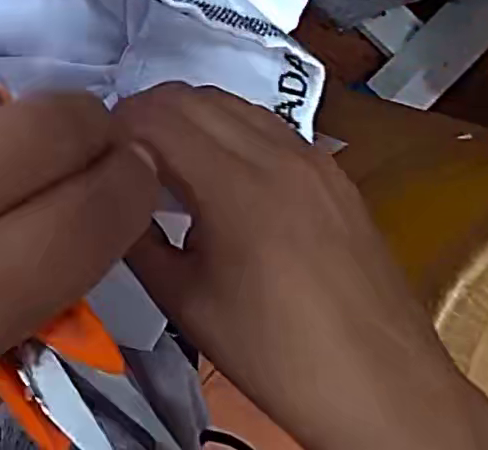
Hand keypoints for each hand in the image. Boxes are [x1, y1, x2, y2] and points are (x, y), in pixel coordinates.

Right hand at [118, 85, 487, 449]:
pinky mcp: (331, 166)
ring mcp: (309, 153)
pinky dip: (227, 124)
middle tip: (125, 148)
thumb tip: (111, 190)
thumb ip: (137, 237)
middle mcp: (275, 152)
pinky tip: (220, 164)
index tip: (100, 148)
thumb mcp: (187, 303)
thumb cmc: (276, 355)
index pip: (157, 116)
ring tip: (167, 152)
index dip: (119, 122)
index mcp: (236, 187)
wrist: (387, 391)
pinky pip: (263, 120)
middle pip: (190, 96)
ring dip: (187, 112)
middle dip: (146, 111)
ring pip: (228, 100)